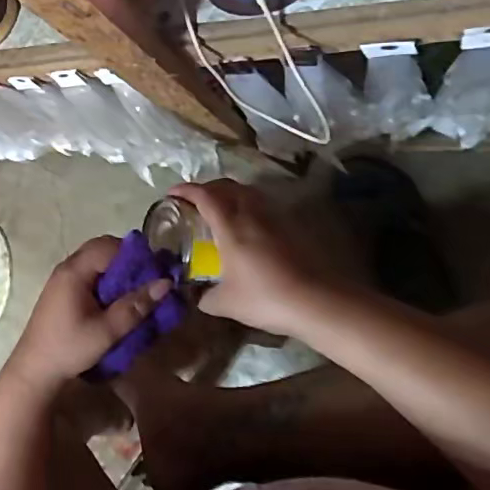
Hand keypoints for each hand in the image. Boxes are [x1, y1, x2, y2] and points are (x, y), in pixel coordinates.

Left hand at [1, 236, 169, 392]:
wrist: (35, 369)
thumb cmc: (69, 348)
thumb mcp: (107, 331)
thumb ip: (135, 306)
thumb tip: (165, 283)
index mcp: (74, 271)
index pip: (109, 246)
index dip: (135, 254)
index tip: (156, 270)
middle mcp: (66, 268)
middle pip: (101, 248)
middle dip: (127, 260)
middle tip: (149, 279)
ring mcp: (62, 278)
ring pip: (95, 261)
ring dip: (117, 270)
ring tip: (137, 289)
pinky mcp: (62, 290)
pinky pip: (88, 273)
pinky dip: (106, 279)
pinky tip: (118, 299)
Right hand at [169, 179, 340, 337]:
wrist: (317, 302)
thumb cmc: (265, 298)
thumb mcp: (225, 303)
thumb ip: (205, 296)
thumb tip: (196, 296)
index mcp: (230, 226)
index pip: (204, 196)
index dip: (186, 190)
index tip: (172, 194)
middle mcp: (252, 214)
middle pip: (227, 186)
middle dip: (207, 188)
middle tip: (194, 200)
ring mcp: (275, 218)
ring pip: (248, 193)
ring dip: (230, 194)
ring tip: (220, 209)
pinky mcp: (292, 228)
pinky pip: (263, 206)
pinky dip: (248, 206)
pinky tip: (247, 226)